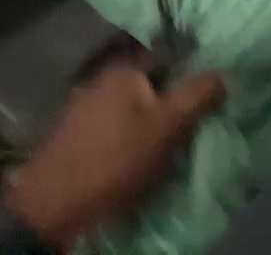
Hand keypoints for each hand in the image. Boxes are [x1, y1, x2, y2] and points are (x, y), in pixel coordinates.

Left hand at [3, 60, 226, 247]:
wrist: (46, 212)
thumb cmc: (114, 160)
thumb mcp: (169, 124)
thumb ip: (201, 92)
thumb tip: (224, 75)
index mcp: (124, 69)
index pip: (174, 58)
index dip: (193, 77)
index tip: (203, 100)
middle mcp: (100, 79)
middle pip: (153, 84)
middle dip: (170, 101)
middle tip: (184, 127)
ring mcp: (80, 107)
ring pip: (132, 106)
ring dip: (148, 122)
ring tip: (160, 146)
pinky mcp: (70, 135)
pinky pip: (112, 126)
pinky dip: (126, 136)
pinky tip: (131, 156)